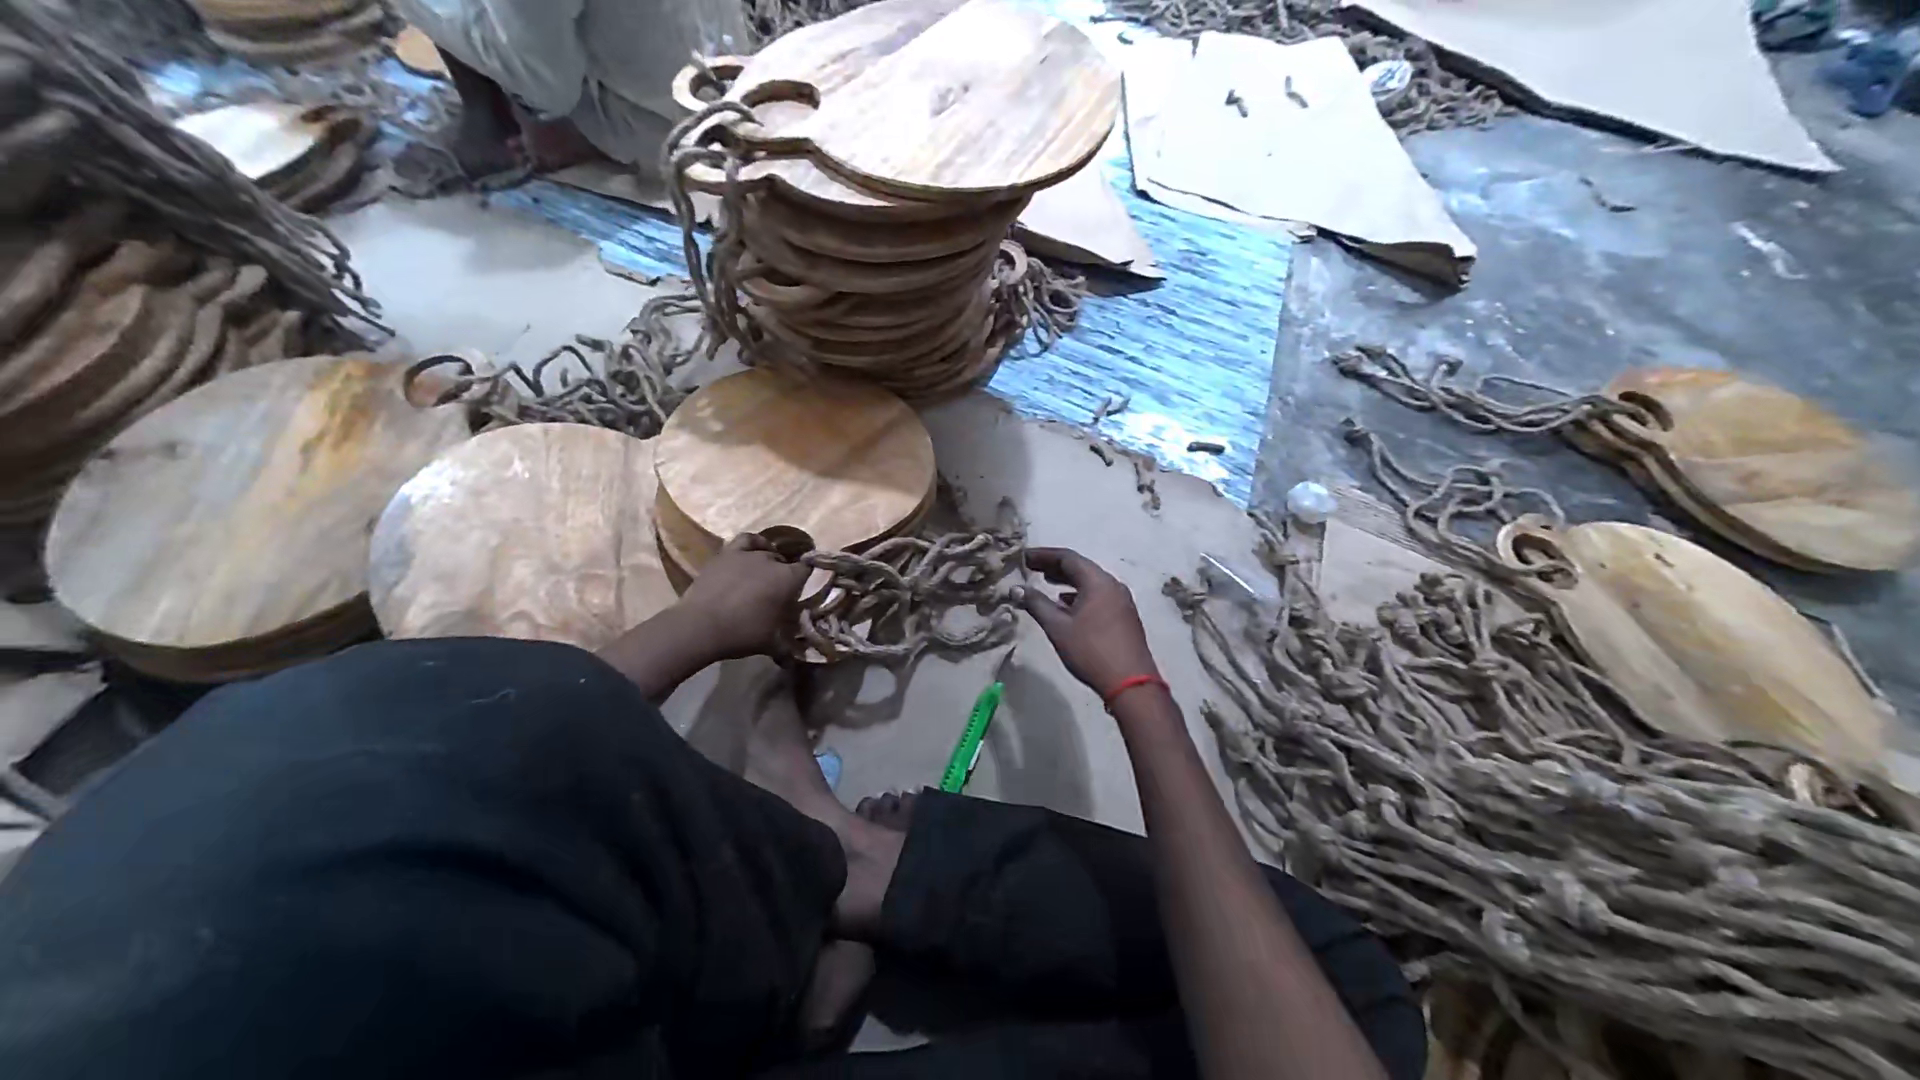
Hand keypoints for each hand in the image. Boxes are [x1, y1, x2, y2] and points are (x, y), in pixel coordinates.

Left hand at [675, 533, 811, 660]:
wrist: (700, 626)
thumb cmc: (742, 633)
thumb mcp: (772, 644)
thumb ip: (788, 648)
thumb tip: (796, 661)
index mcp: (788, 579)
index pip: (810, 570)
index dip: (812, 578)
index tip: (808, 590)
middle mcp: (772, 561)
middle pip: (788, 562)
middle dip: (788, 575)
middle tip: (783, 592)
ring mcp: (748, 554)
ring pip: (768, 551)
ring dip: (771, 559)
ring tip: (768, 572)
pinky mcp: (727, 554)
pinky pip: (746, 539)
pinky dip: (755, 543)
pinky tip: (756, 550)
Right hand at [1019, 547, 1158, 698]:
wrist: (1131, 684)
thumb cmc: (1091, 651)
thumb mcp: (1057, 627)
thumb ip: (1036, 604)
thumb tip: (1016, 589)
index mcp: (1098, 581)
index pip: (1067, 557)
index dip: (1043, 555)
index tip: (1023, 557)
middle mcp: (1112, 585)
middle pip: (1080, 567)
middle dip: (1054, 566)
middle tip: (1031, 568)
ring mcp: (1121, 601)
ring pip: (1090, 582)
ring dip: (1067, 581)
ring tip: (1046, 582)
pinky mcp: (1124, 616)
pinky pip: (1098, 596)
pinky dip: (1079, 595)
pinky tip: (1066, 606)